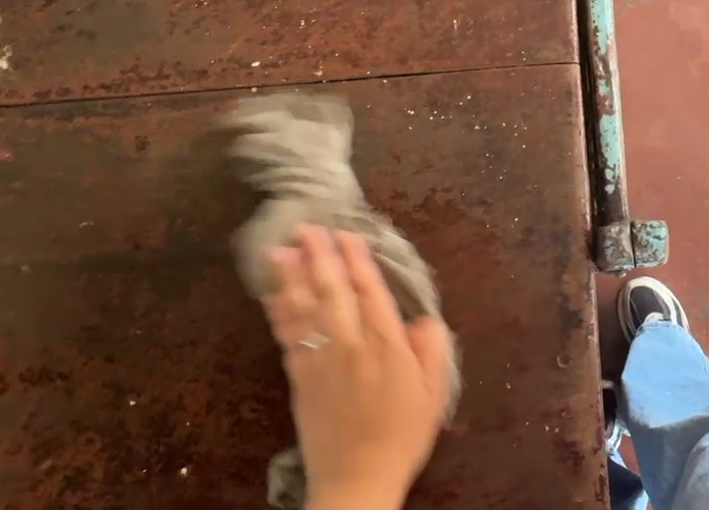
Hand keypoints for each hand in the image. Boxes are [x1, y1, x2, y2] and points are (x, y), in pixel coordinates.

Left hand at [266, 225, 454, 509]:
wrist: (356, 482)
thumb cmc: (403, 433)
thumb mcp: (435, 390)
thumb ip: (431, 348)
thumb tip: (421, 318)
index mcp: (386, 345)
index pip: (370, 291)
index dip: (357, 259)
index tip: (346, 233)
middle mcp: (351, 345)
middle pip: (332, 292)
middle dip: (319, 257)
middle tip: (306, 227)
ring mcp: (321, 362)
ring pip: (304, 310)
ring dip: (291, 278)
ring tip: (280, 250)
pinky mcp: (300, 381)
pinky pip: (288, 338)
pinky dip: (280, 313)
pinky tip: (273, 295)